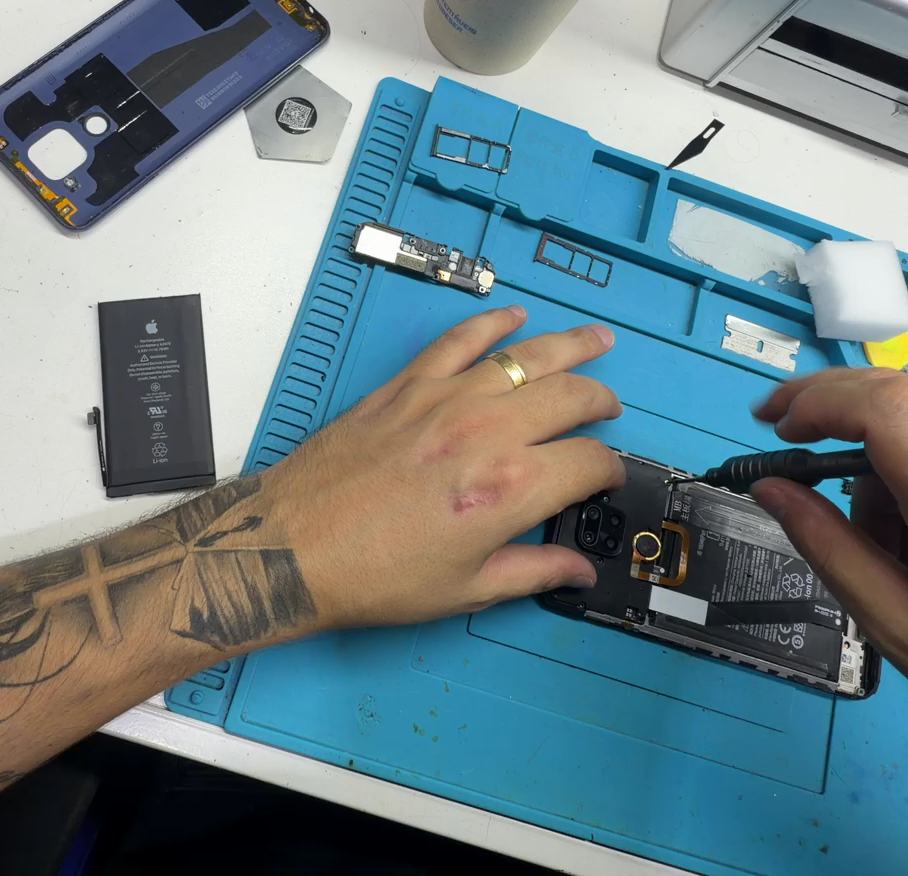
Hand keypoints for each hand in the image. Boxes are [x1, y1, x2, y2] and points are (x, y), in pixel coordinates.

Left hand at [265, 305, 623, 630]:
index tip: (604, 478)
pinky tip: (513, 318)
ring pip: (527, 356)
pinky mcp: (409, 385)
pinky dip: (491, 324)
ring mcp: (446, 399)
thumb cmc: (375, 574)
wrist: (297, 544)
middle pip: (571, 395)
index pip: (590, 462)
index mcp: (511, 488)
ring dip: (570, 346)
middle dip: (602, 399)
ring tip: (596, 339)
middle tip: (608, 407)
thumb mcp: (466, 588)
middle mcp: (487, 432)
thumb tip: (576, 571)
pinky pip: (460, 340)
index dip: (609, 470)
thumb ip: (533, 572)